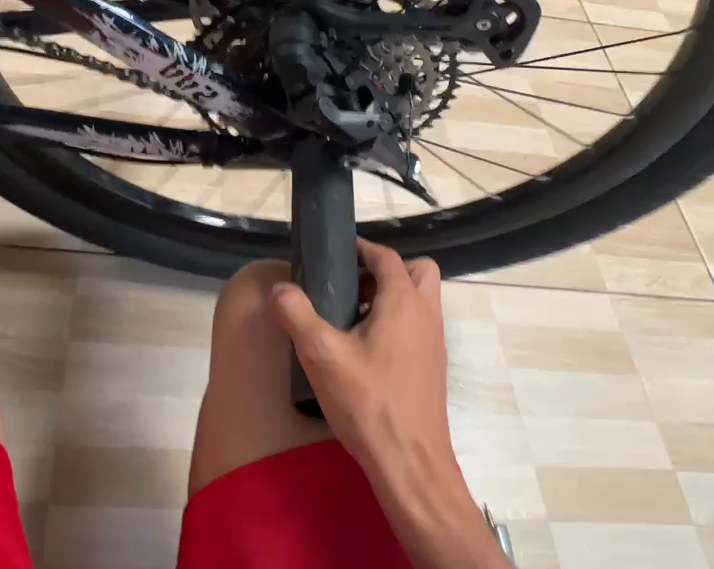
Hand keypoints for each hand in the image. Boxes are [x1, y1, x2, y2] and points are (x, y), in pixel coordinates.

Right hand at [270, 238, 452, 479]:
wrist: (410, 465)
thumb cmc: (368, 403)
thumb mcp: (321, 355)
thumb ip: (297, 314)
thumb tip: (280, 288)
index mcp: (404, 302)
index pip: (388, 257)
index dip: (363, 249)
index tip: (336, 253)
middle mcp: (426, 316)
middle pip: (417, 272)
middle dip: (386, 270)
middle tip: (351, 286)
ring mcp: (434, 344)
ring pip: (420, 301)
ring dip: (391, 298)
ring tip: (351, 318)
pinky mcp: (432, 369)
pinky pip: (418, 328)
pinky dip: (397, 324)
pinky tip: (364, 352)